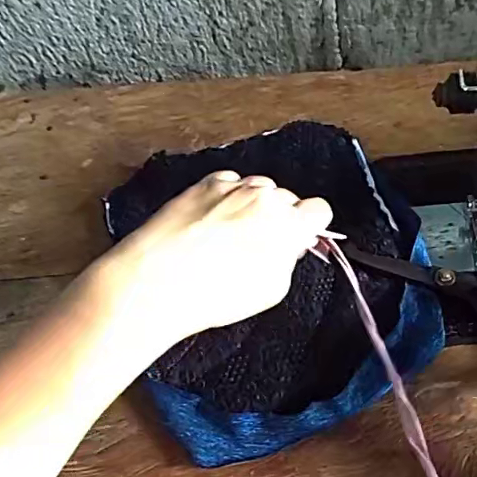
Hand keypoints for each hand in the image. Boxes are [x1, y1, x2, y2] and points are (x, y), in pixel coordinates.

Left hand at [87, 171, 332, 346]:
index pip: (319, 210)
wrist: (158, 281)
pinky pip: (227, 184)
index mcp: (289, 224)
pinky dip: (225, 199)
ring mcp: (232, 187)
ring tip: (230, 237)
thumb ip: (289, 260)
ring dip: (251, 206)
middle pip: (286, 199)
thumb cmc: (212, 292)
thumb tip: (291, 247)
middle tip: (261, 245)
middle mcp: (263, 197)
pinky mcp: (204, 184)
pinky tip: (212, 225)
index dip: (311, 225)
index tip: (301, 237)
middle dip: (279, 218)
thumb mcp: (271, 290)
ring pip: (256, 189)